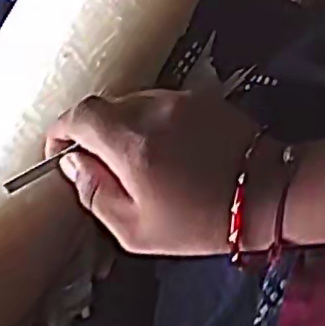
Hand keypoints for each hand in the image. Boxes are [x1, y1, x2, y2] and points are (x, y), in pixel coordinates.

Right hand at [45, 91, 276, 255]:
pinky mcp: (202, 96)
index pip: (81, 114)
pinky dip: (152, 120)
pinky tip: (167, 150)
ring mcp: (182, 98)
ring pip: (135, 101)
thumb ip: (96, 193)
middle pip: (107, 106)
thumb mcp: (135, 229)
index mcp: (134, 142)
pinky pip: (162, 102)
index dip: (61, 131)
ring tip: (140, 163)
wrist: (265, 190)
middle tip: (102, 167)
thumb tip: (74, 164)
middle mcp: (156, 109)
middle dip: (94, 132)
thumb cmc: (199, 220)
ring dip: (125, 125)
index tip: (59, 153)